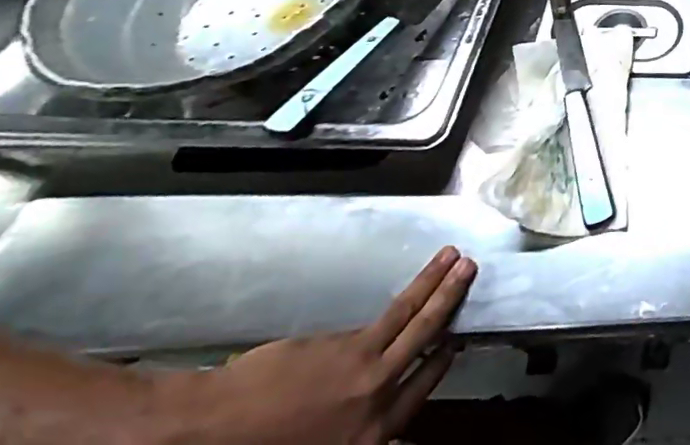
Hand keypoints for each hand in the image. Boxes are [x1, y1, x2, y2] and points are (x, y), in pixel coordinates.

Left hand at [148, 246, 476, 444]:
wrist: (218, 432)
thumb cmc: (260, 443)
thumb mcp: (318, 439)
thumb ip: (349, 418)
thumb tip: (369, 390)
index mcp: (368, 439)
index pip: (419, 393)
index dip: (440, 363)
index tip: (455, 339)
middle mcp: (380, 409)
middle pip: (427, 352)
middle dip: (451, 311)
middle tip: (470, 278)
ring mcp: (370, 377)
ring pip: (418, 325)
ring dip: (441, 289)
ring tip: (459, 262)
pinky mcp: (354, 348)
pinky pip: (395, 315)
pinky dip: (415, 290)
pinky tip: (420, 280)